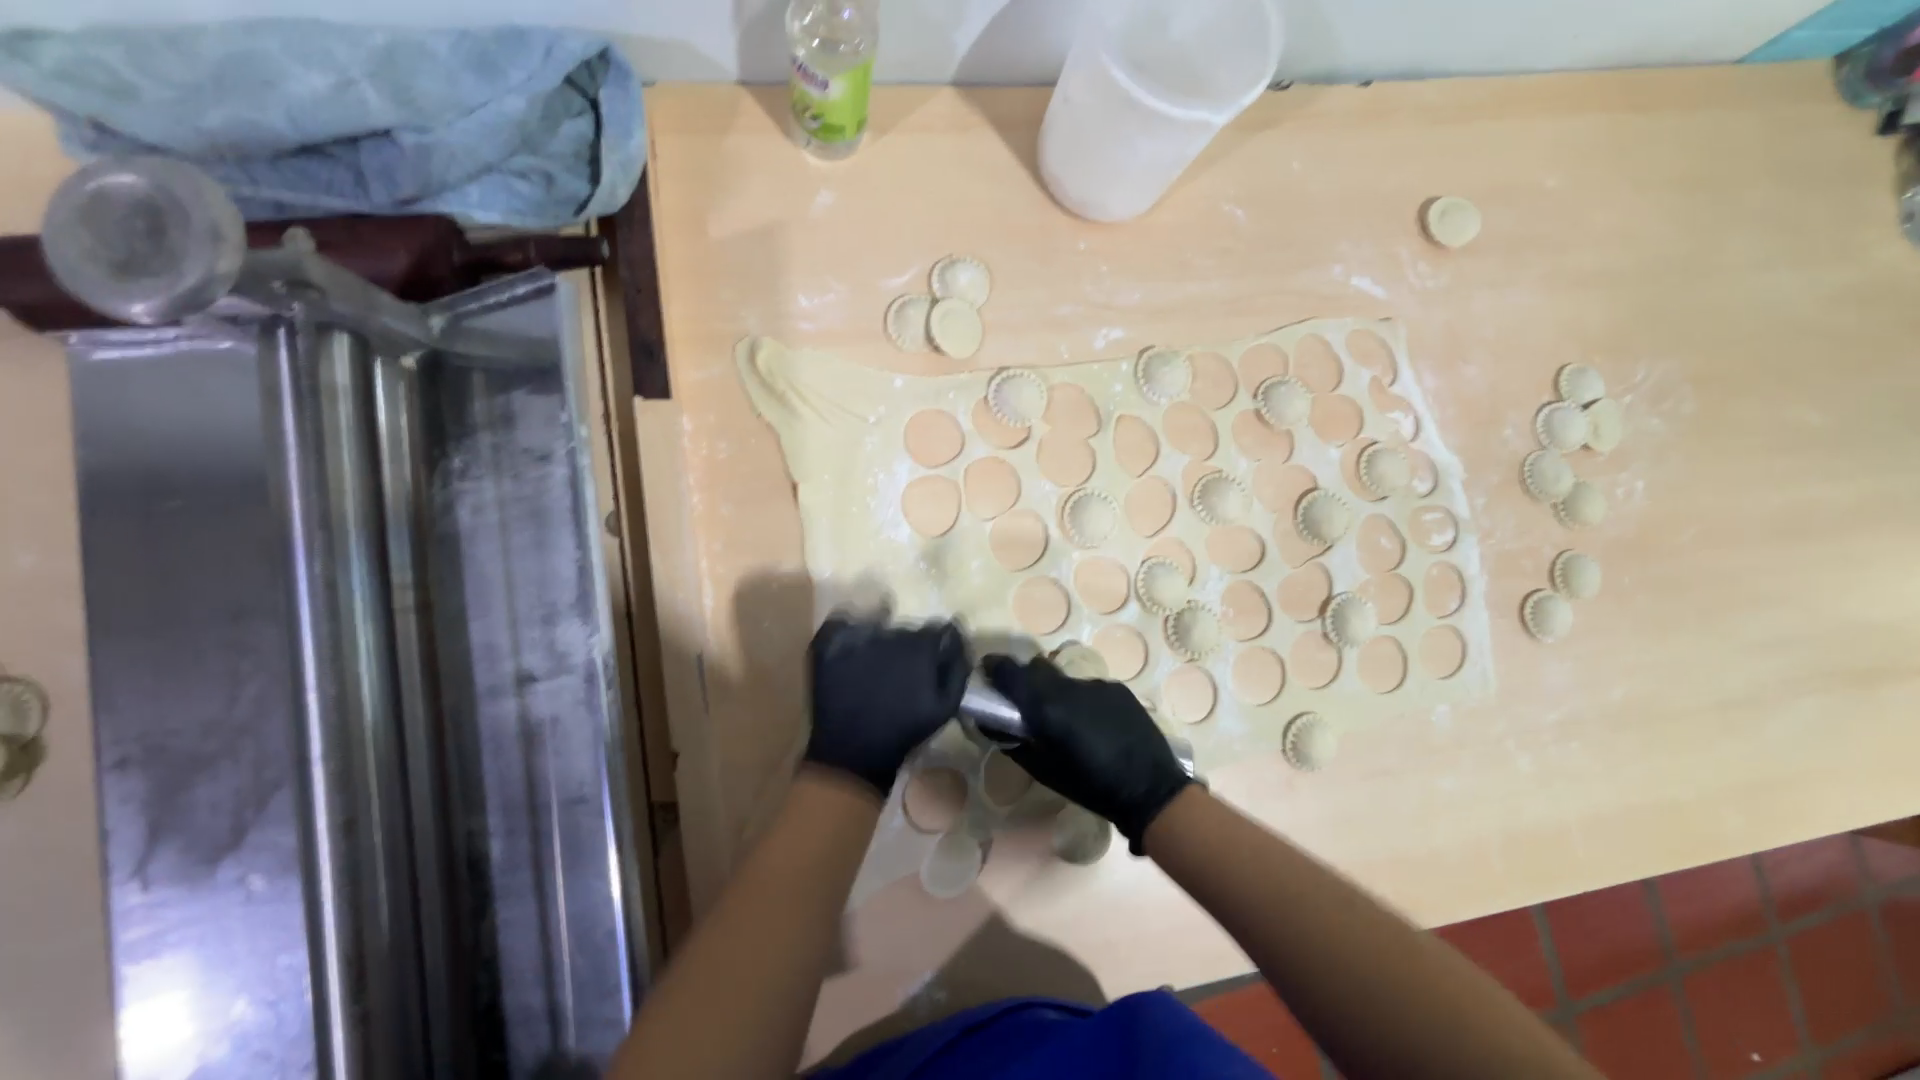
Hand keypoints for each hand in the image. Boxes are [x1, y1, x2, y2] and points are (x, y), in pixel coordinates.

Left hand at [805, 613, 969, 795]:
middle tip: (902, 669)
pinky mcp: (827, 644)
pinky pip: (840, 621)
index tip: (932, 660)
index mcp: (920, 647)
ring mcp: (854, 636)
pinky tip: (851, 643)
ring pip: (876, 622)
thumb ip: (957, 668)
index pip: (938, 629)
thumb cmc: (904, 731)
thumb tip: (959, 637)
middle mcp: (889, 633)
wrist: (853, 752)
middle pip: (906, 626)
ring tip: (875, 662)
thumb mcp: (946, 706)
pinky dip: (847, 626)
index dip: (937, 645)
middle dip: (909, 644)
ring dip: (880, 635)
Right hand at [983, 654, 1191, 853]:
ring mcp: (1096, 685)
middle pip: (1036, 668)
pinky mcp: (1118, 689)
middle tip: (1024, 703)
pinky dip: (1083, 702)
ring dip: (1057, 694)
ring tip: (1066, 722)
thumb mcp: (1042, 771)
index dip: (994, 668)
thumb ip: (1013, 742)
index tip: (987, 671)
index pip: (1010, 672)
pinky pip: (1089, 689)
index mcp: (1046, 707)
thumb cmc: (1089, 786)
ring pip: (1064, 680)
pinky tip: (1095, 727)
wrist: (1149, 788)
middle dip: (1025, 680)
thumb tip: (989, 722)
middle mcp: (1068, 687)